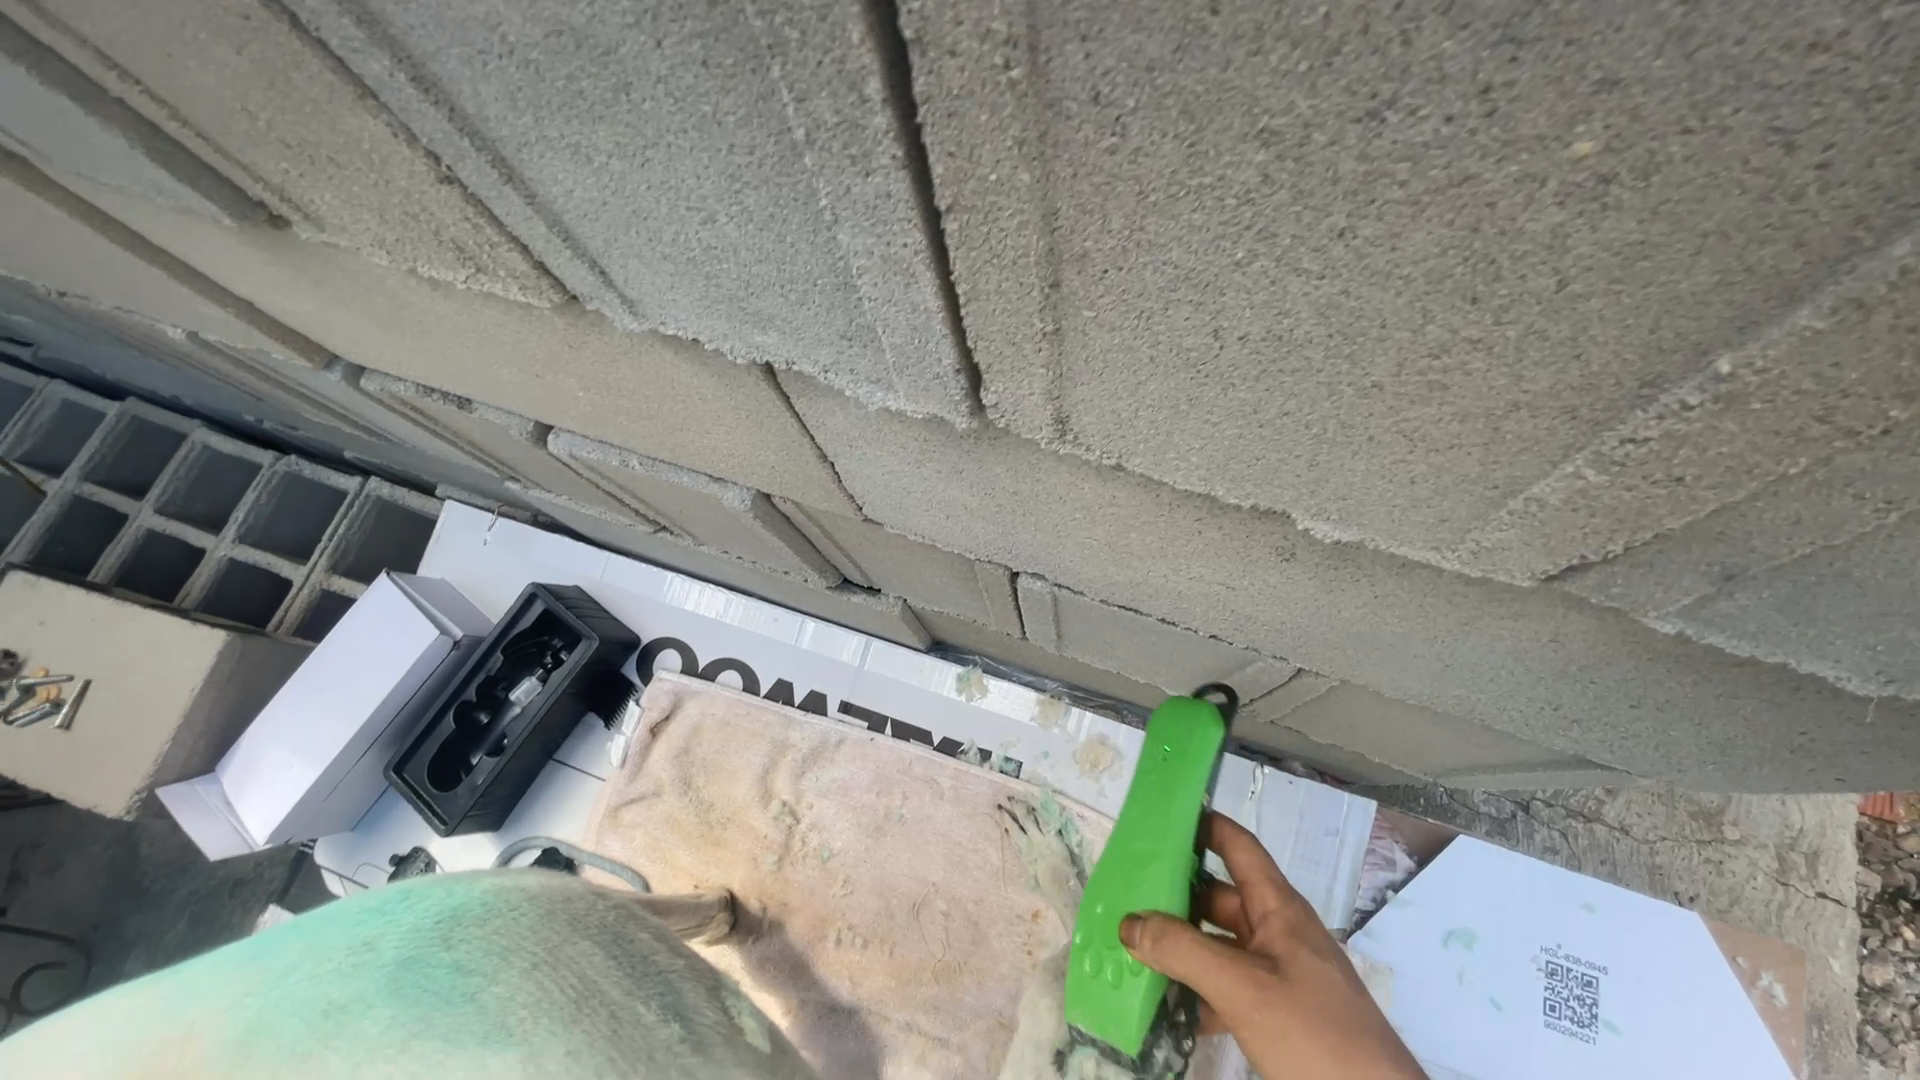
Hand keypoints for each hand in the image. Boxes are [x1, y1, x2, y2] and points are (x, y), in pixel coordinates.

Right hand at [1119, 812, 1424, 1078]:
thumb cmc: (1314, 1033)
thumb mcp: (1242, 988)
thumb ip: (1182, 951)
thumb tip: (1128, 923)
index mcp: (1278, 909)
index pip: (1238, 847)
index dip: (1204, 826)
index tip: (1158, 819)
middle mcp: (1278, 933)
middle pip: (1218, 899)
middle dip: (1174, 897)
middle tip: (1123, 897)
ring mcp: (1280, 976)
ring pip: (1219, 946)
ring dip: (1180, 949)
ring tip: (1131, 951)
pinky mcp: (1278, 1014)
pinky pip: (1227, 989)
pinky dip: (1196, 993)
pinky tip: (1165, 1007)